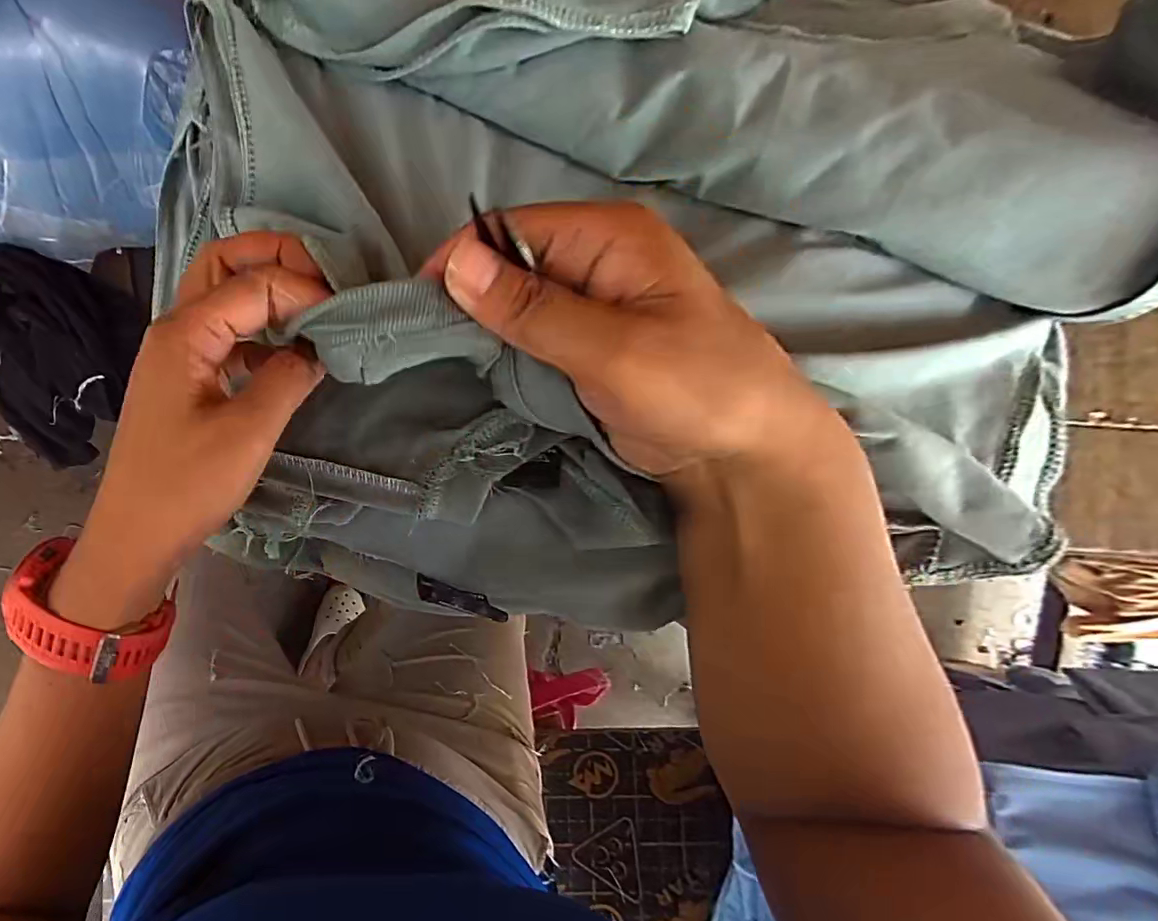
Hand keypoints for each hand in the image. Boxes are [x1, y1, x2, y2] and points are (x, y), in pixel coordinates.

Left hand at [48, 233, 330, 628]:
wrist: (135, 535)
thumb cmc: (186, 486)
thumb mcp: (248, 432)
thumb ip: (288, 377)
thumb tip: (317, 346)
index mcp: (184, 333)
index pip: (253, 283)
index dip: (303, 290)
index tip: (344, 314)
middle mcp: (173, 330)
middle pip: (222, 264)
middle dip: (275, 260)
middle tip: (324, 282)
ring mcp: (173, 356)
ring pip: (220, 299)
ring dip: (264, 294)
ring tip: (312, 313)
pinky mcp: (179, 382)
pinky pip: (221, 338)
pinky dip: (255, 334)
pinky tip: (285, 356)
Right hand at [419, 201, 841, 480]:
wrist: (741, 453)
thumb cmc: (693, 391)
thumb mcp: (608, 349)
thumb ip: (531, 309)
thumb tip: (456, 263)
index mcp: (608, 237)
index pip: (507, 230)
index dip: (459, 262)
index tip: (416, 311)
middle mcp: (593, 258)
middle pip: (505, 263)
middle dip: (464, 298)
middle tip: (426, 344)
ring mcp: (587, 302)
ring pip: (510, 302)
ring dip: (478, 328)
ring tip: (443, 360)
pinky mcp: (580, 341)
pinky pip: (524, 333)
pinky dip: (498, 349)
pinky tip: (477, 370)